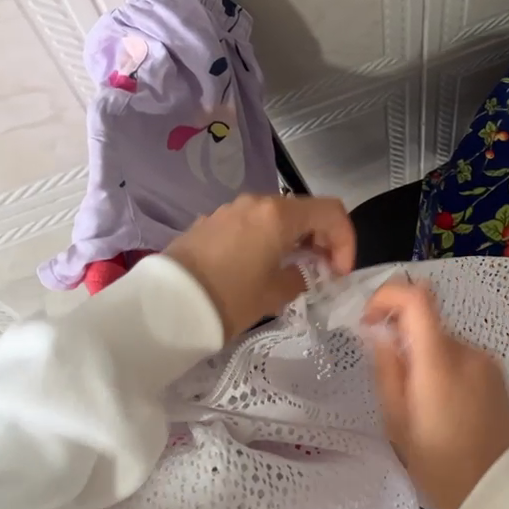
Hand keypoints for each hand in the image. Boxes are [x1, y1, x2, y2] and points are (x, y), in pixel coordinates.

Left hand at [163, 194, 355, 334]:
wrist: (163, 305)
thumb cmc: (228, 298)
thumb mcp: (273, 295)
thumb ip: (299, 277)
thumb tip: (302, 272)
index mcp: (279, 215)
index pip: (331, 212)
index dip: (345, 240)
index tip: (340, 273)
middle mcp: (257, 203)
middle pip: (304, 211)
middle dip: (321, 239)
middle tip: (323, 272)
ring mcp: (231, 209)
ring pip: (276, 216)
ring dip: (293, 239)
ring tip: (292, 271)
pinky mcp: (211, 222)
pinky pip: (251, 224)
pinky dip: (266, 239)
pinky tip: (259, 267)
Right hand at [364, 280, 508, 508]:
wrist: (498, 493)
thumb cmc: (440, 465)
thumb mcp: (398, 423)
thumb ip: (386, 368)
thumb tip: (377, 330)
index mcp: (440, 360)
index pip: (416, 298)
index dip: (388, 296)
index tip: (371, 319)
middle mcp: (468, 349)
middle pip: (428, 324)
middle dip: (406, 342)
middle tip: (396, 383)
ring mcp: (488, 360)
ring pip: (445, 343)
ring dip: (427, 359)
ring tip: (424, 406)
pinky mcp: (499, 374)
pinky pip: (463, 358)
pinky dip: (448, 370)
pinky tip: (447, 408)